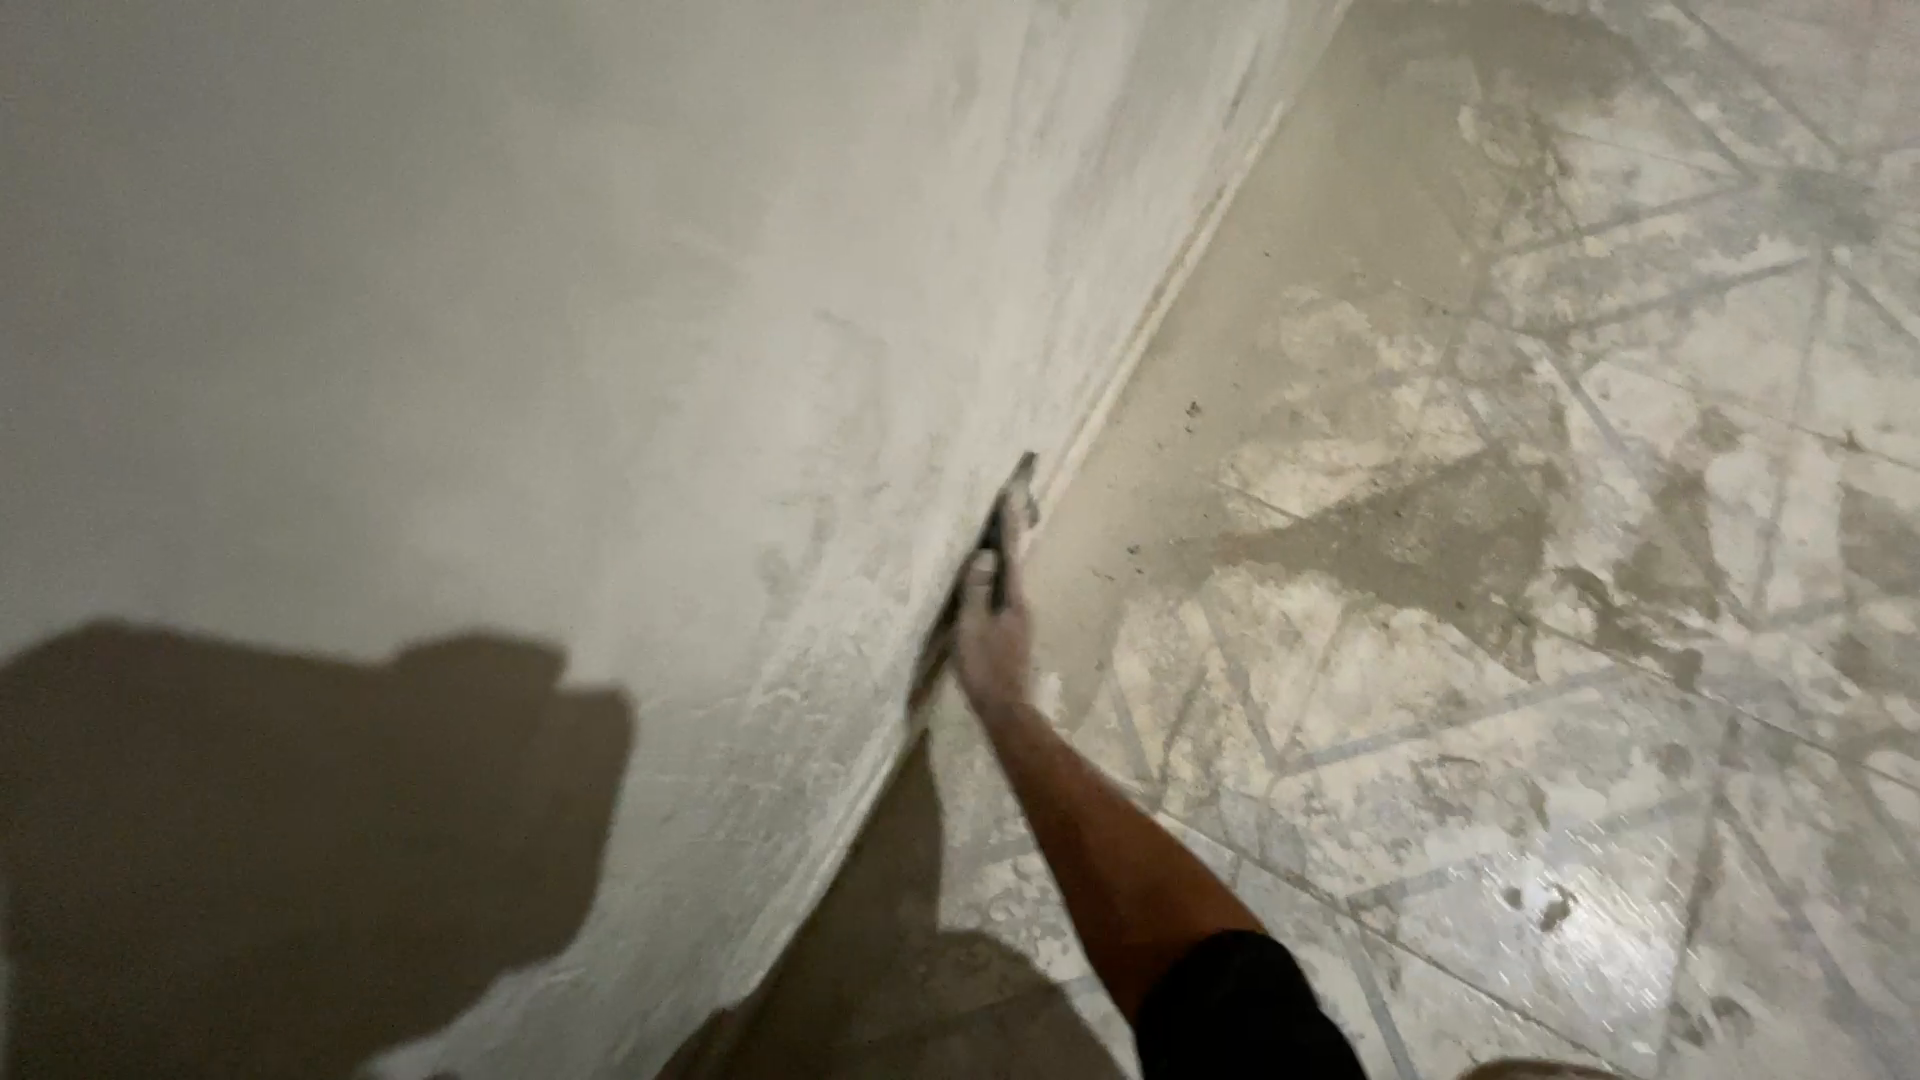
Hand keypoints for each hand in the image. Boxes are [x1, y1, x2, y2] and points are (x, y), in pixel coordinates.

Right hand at [955, 517, 1031, 720]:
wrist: (1005, 708)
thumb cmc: (985, 667)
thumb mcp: (973, 627)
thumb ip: (977, 590)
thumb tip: (985, 554)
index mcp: (1014, 600)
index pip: (1010, 554)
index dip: (1007, 525)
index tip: (1009, 495)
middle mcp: (1022, 605)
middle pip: (1013, 562)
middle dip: (1007, 534)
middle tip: (1003, 505)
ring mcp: (1019, 619)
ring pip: (1008, 579)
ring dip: (1002, 555)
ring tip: (992, 532)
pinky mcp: (1012, 632)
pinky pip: (1003, 594)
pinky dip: (996, 577)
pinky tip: (987, 577)